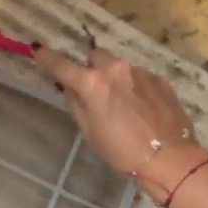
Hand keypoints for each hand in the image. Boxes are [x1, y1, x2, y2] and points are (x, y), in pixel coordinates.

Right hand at [35, 46, 205, 201]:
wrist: (169, 158)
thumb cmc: (122, 151)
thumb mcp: (90, 132)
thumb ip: (77, 104)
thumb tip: (70, 87)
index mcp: (93, 84)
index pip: (63, 65)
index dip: (47, 57)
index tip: (38, 48)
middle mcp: (116, 70)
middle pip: (96, 57)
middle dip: (92, 69)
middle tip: (95, 90)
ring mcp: (140, 72)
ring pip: (119, 67)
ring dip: (115, 79)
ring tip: (123, 104)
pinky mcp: (159, 80)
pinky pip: (139, 77)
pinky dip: (135, 87)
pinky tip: (142, 109)